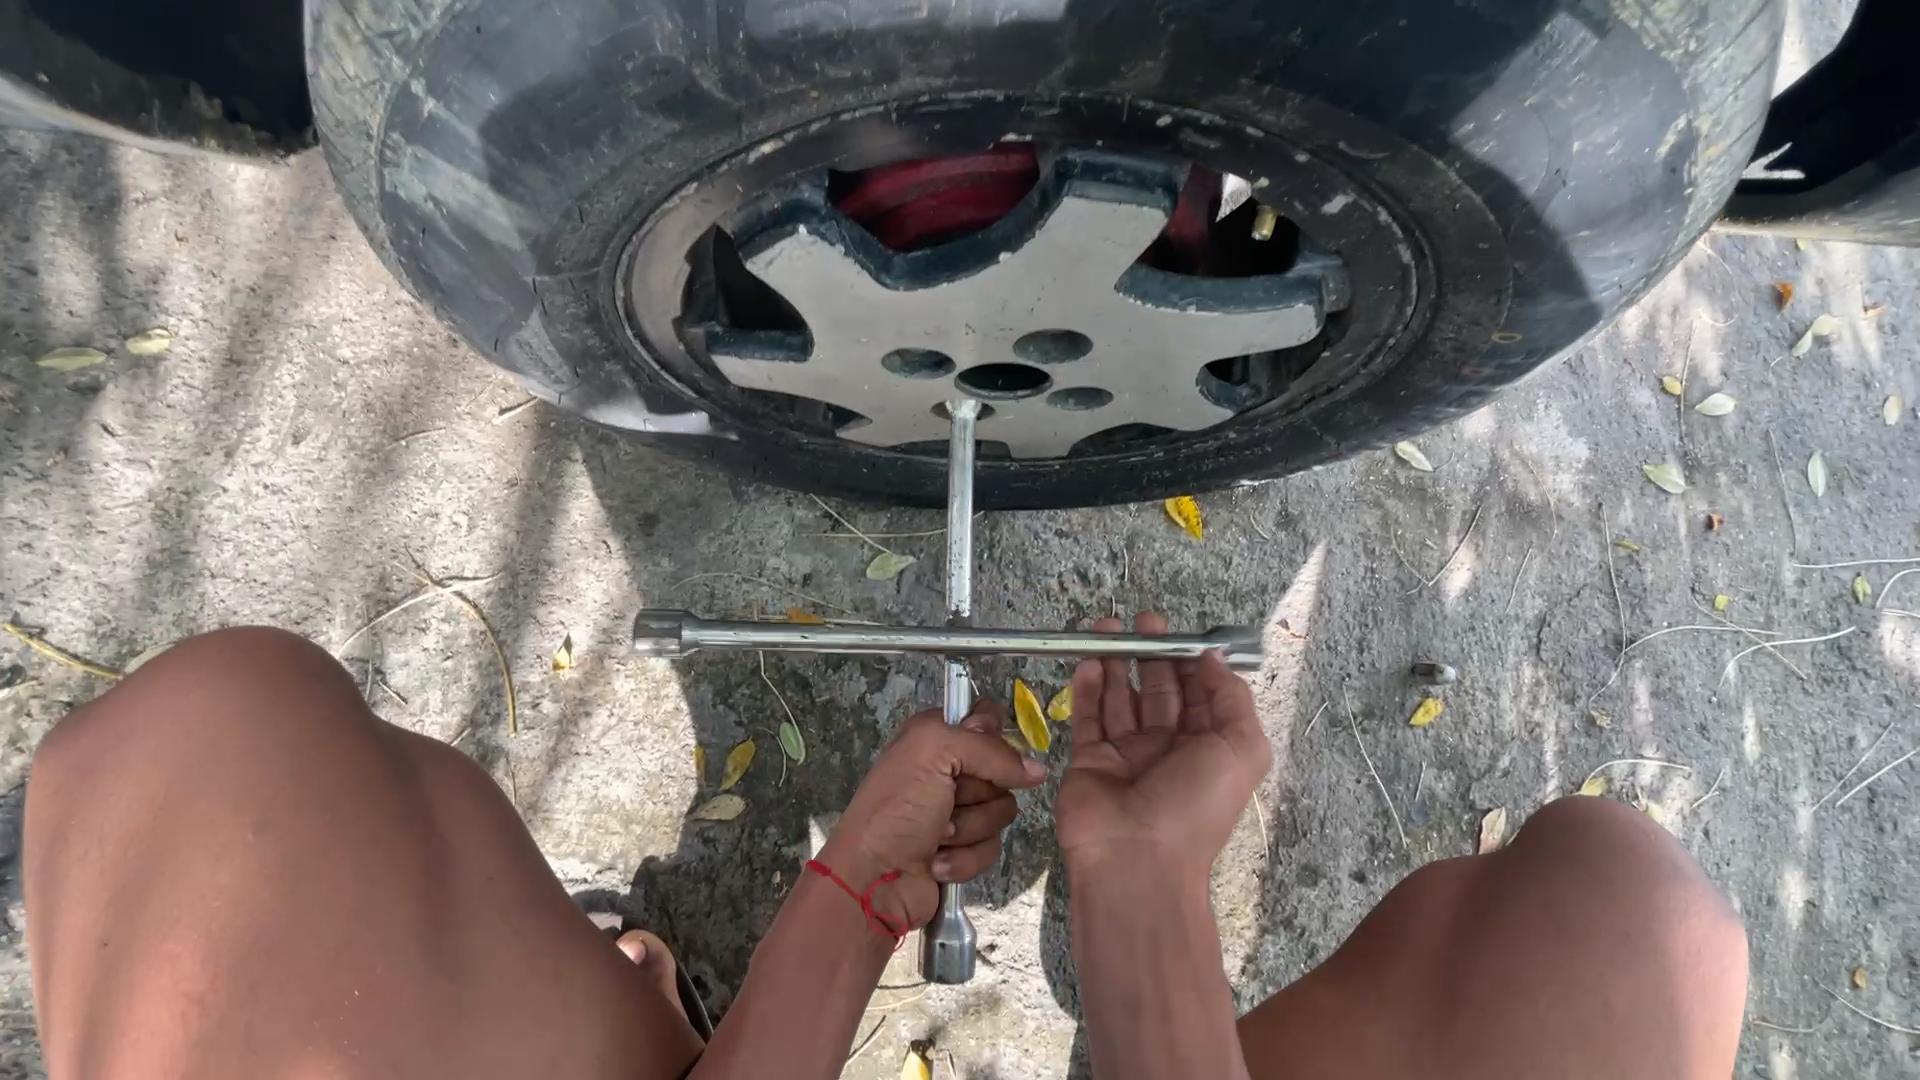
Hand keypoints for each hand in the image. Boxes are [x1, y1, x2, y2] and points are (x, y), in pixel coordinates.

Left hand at [818, 702, 1045, 930]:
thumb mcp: (935, 753)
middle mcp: (948, 768)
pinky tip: (938, 861)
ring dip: (970, 827)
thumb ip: (991, 749)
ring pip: (1002, 810)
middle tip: (948, 800)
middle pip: (1003, 770)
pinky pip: (993, 846)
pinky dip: (965, 857)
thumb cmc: (898, 807)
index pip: (988, 717)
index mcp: (936, 734)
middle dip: (978, 791)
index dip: (993, 737)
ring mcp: (958, 810)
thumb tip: (1038, 771)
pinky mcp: (965, 848)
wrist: (874, 879)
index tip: (981, 754)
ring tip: (938, 835)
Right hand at [1055, 612, 1270, 879]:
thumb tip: (1211, 658)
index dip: (1192, 661)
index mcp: (1207, 748)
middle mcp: (1168, 749)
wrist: (1136, 862)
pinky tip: (1089, 662)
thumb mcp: (1242, 750)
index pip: (1200, 694)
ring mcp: (1126, 754)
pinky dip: (1087, 688)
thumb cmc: (1195, 806)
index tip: (1181, 632)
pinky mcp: (1089, 760)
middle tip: (1142, 620)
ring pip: (1119, 698)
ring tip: (1106, 628)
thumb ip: (1232, 698)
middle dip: (1152, 653)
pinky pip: (1088, 718)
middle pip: (1158, 690)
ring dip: (1115, 662)